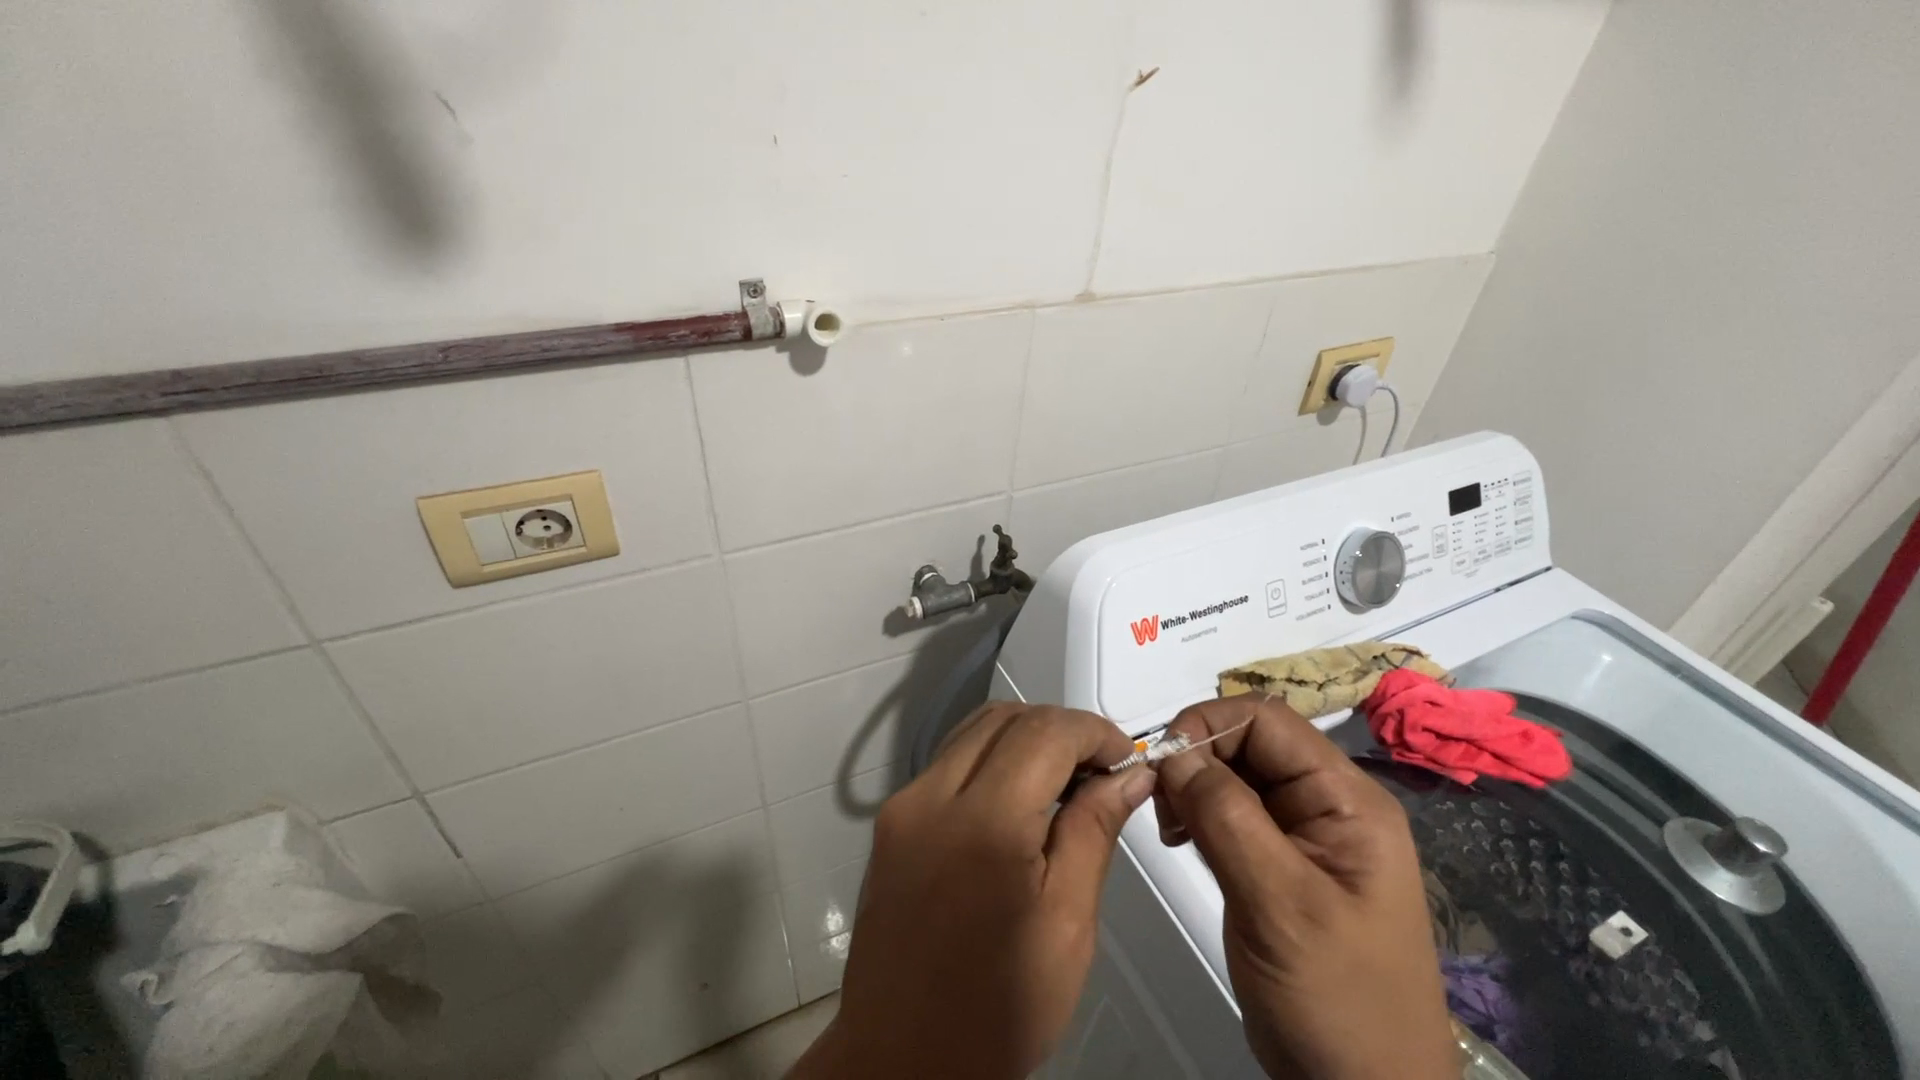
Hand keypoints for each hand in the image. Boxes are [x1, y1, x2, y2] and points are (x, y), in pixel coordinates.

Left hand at [788, 703, 1153, 1079]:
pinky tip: (1021, 800)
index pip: (1046, 731)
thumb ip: (1094, 832)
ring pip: (973, 731)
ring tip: (1066, 782)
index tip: (1126, 761)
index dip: (1095, 732)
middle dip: (1062, 728)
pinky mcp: (891, 823)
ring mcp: (902, 807)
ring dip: (1025, 737)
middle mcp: (932, 797)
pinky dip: (992, 758)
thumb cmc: (997, 1007)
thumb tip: (1128, 773)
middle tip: (1101, 771)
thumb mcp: (1067, 925)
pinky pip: (948, 762)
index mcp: (983, 823)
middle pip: (1006, 718)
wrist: (900, 1060)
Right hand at [1154, 697, 1457, 1079]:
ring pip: (1236, 778)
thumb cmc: (1336, 998)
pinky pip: (1234, 815)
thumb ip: (1226, 817)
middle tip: (1160, 807)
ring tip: (1169, 829)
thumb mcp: (1278, 903)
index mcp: (1345, 800)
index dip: (1207, 725)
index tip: (1160, 764)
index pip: (1267, 720)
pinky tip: (1182, 841)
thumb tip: (1172, 751)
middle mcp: (1327, 805)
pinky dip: (1200, 817)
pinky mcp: (1281, 865)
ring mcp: (1305, 836)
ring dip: (1194, 788)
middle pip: (1250, 743)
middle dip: (1196, 759)